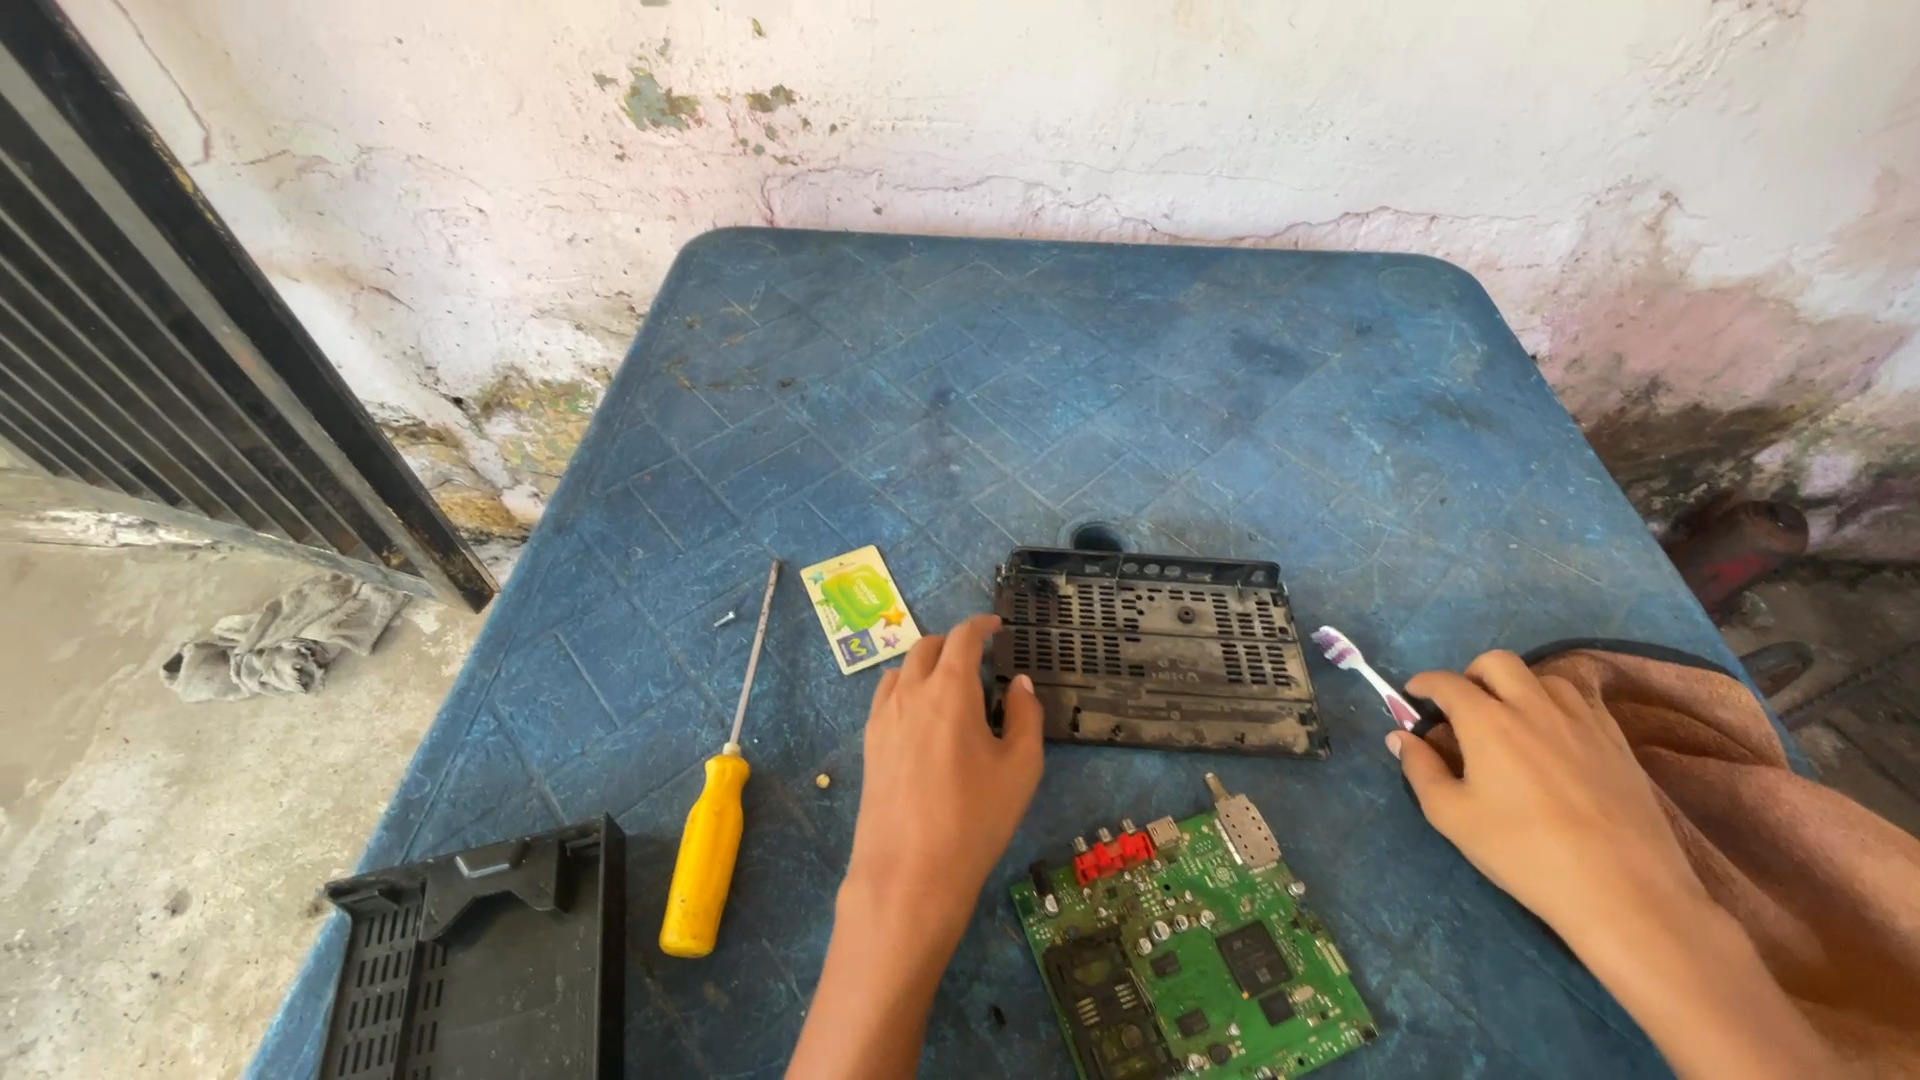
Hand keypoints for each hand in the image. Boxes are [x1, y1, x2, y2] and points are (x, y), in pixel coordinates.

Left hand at [842, 614, 1044, 930]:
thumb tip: (1019, 684)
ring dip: (926, 665)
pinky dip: (906, 690)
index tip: (996, 626)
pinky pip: (886, 698)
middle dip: (953, 644)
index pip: (962, 637)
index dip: (980, 625)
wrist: (909, 874)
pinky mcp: (869, 744)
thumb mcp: (1020, 768)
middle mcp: (910, 693)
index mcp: (949, 690)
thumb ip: (1025, 716)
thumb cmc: (974, 819)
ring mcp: (882, 718)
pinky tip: (922, 720)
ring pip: (901, 670)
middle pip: (926, 646)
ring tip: (949, 690)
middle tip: (978, 662)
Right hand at [1392, 650, 1705, 943]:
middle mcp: (1534, 708)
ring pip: (1544, 678)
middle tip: (1463, 706)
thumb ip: (1420, 769)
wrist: (1623, 891)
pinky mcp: (1618, 743)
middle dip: (1471, 674)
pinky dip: (1559, 706)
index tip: (1413, 696)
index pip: (1447, 683)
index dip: (1423, 684)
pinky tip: (1555, 736)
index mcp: (1487, 721)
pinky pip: (1584, 702)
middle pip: (1498, 662)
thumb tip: (1401, 737)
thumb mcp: (1452, 816)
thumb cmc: (1523, 852)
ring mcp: (1582, 722)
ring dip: (1519, 688)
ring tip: (1511, 720)